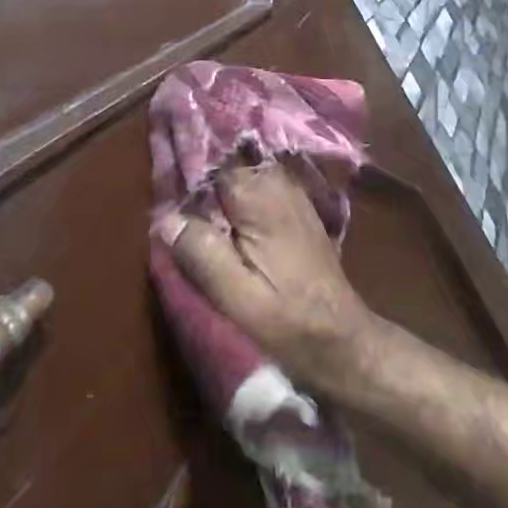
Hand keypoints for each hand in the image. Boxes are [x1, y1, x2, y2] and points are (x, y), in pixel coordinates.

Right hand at [171, 163, 378, 379]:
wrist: (342, 339)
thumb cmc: (287, 320)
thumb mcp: (235, 295)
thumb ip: (200, 251)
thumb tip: (166, 218)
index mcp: (259, 197)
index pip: (209, 168)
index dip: (187, 187)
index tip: (171, 210)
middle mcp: (278, 184)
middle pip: (227, 172)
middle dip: (204, 192)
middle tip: (184, 223)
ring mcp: (293, 196)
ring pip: (243, 183)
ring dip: (222, 200)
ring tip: (205, 227)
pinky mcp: (299, 212)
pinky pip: (260, 195)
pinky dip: (243, 207)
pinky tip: (235, 233)